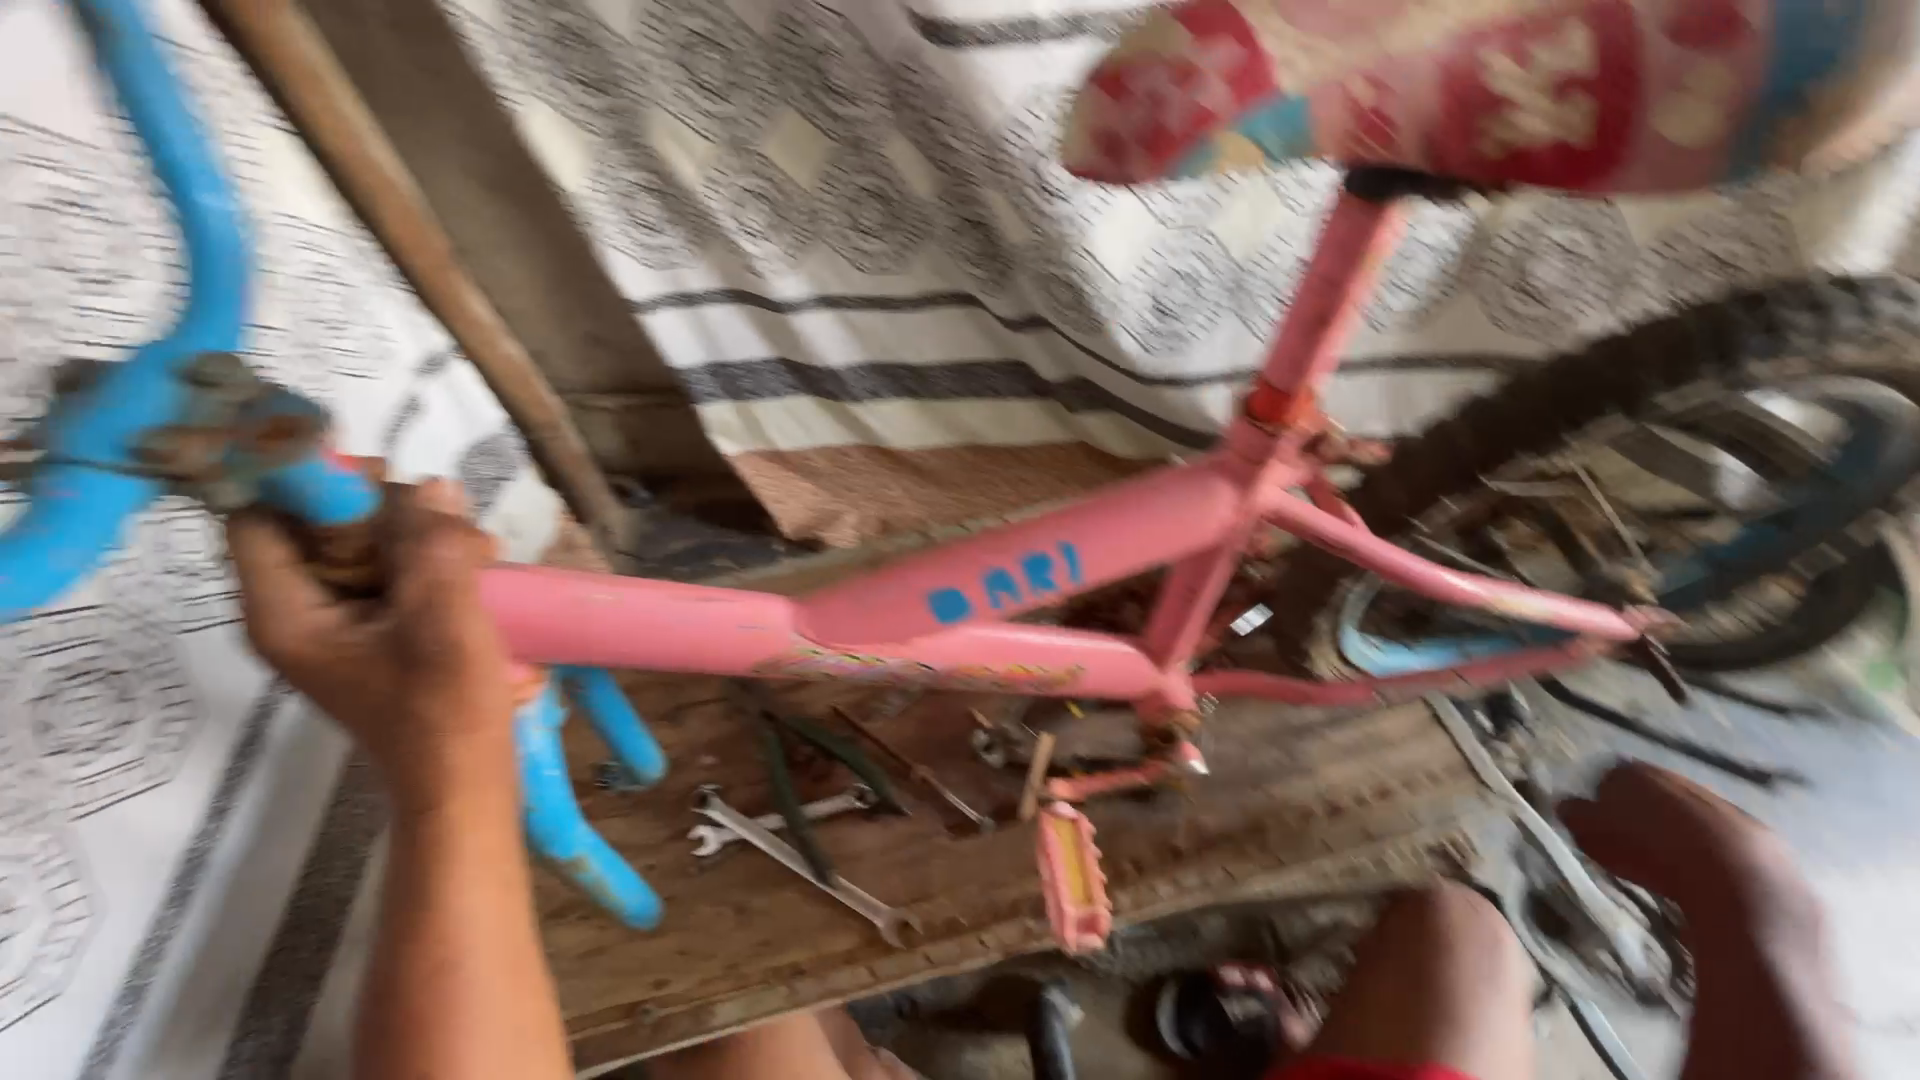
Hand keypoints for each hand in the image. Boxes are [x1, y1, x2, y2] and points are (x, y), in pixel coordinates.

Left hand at [227, 478, 516, 806]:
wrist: (466, 782)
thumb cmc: (445, 707)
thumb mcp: (442, 617)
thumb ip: (433, 546)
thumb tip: (434, 486)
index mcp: (286, 612)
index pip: (261, 517)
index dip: (311, 484)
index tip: (385, 477)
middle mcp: (301, 612)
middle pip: (322, 526)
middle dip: (390, 513)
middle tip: (453, 522)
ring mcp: (344, 624)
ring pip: (368, 547)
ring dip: (425, 537)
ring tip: (482, 554)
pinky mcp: (382, 633)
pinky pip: (396, 575)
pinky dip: (436, 564)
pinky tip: (480, 573)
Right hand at [1558, 761, 1815, 930]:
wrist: (1742, 887)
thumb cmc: (1651, 853)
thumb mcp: (1591, 834)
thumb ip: (1573, 814)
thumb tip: (1566, 803)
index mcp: (1637, 772)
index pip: (1608, 778)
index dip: (1601, 803)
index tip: (1600, 828)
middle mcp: (1680, 778)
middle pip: (1652, 794)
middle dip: (1643, 815)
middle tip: (1633, 846)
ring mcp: (1724, 804)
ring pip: (1690, 815)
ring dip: (1680, 834)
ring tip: (1671, 867)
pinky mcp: (1761, 835)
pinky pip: (1725, 840)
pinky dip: (1714, 853)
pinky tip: (1706, 878)